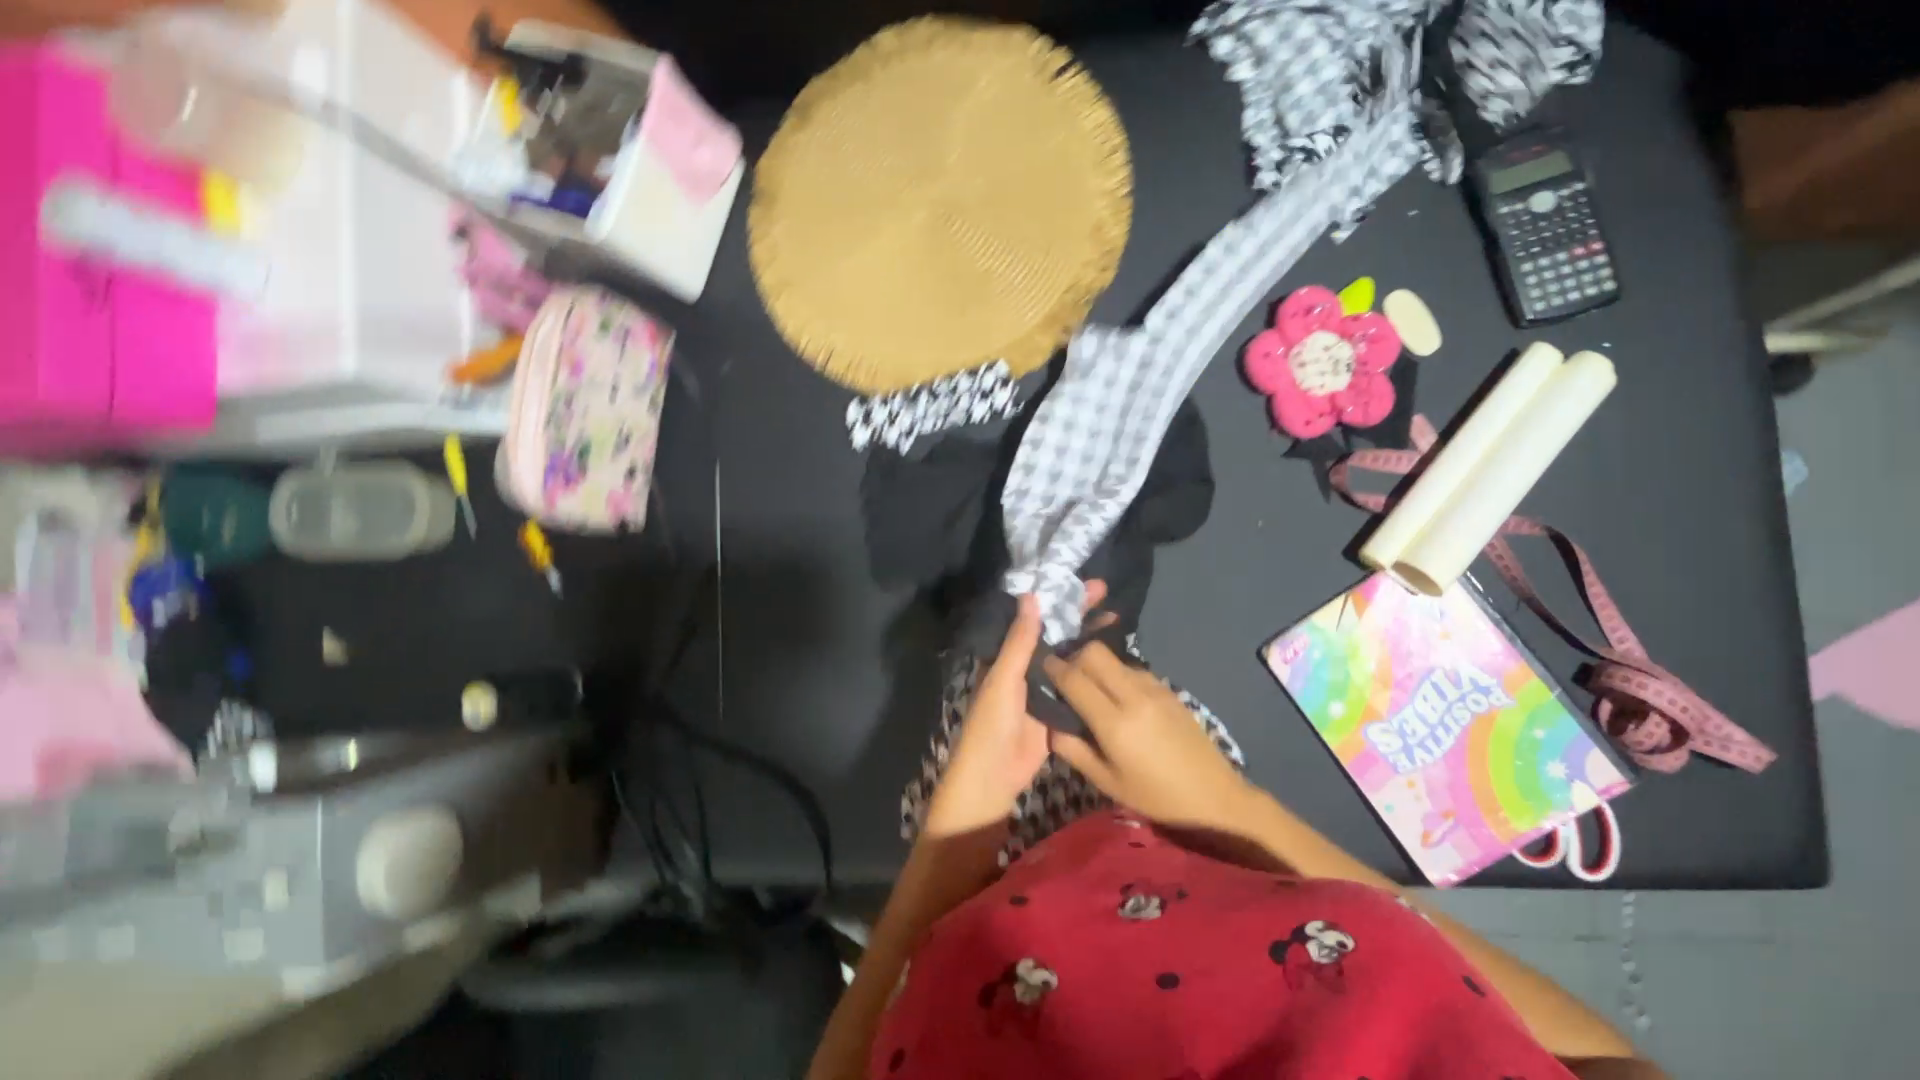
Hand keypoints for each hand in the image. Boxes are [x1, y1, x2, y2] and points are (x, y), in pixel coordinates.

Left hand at [923, 586, 1107, 838]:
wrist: (994, 776)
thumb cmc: (991, 724)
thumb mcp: (1004, 679)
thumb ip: (1019, 641)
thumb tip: (1031, 595)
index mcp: (1007, 656)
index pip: (1035, 619)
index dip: (1056, 600)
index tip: (1082, 583)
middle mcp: (1025, 667)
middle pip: (1055, 634)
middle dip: (1077, 614)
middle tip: (1105, 593)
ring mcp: (1043, 688)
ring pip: (1069, 657)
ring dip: (1088, 638)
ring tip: (1115, 616)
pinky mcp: (1059, 709)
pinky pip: (1077, 684)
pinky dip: (1092, 670)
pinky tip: (1113, 657)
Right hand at [1045, 642, 1257, 832]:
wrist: (1213, 796)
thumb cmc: (1156, 797)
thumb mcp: (1107, 782)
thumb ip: (1074, 750)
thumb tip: (1051, 725)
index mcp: (1115, 723)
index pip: (1074, 678)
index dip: (1053, 669)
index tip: (1042, 668)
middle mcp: (1134, 696)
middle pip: (1095, 653)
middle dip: (1074, 657)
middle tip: (1065, 676)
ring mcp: (1155, 689)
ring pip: (1115, 658)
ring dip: (1097, 665)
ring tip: (1090, 688)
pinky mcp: (1169, 690)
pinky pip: (1134, 669)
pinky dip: (1117, 674)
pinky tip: (1117, 697)